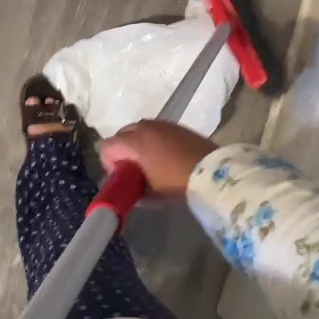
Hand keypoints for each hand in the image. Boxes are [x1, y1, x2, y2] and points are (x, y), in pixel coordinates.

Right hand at [99, 121, 219, 199]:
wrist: (211, 172)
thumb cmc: (177, 183)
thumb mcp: (151, 193)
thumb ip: (134, 190)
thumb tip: (130, 190)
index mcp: (135, 142)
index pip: (107, 146)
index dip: (109, 163)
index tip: (121, 177)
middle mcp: (145, 128)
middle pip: (121, 134)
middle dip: (121, 150)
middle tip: (132, 169)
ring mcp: (162, 124)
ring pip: (139, 129)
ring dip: (137, 143)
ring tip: (148, 161)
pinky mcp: (177, 126)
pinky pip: (155, 129)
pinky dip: (152, 139)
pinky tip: (164, 155)